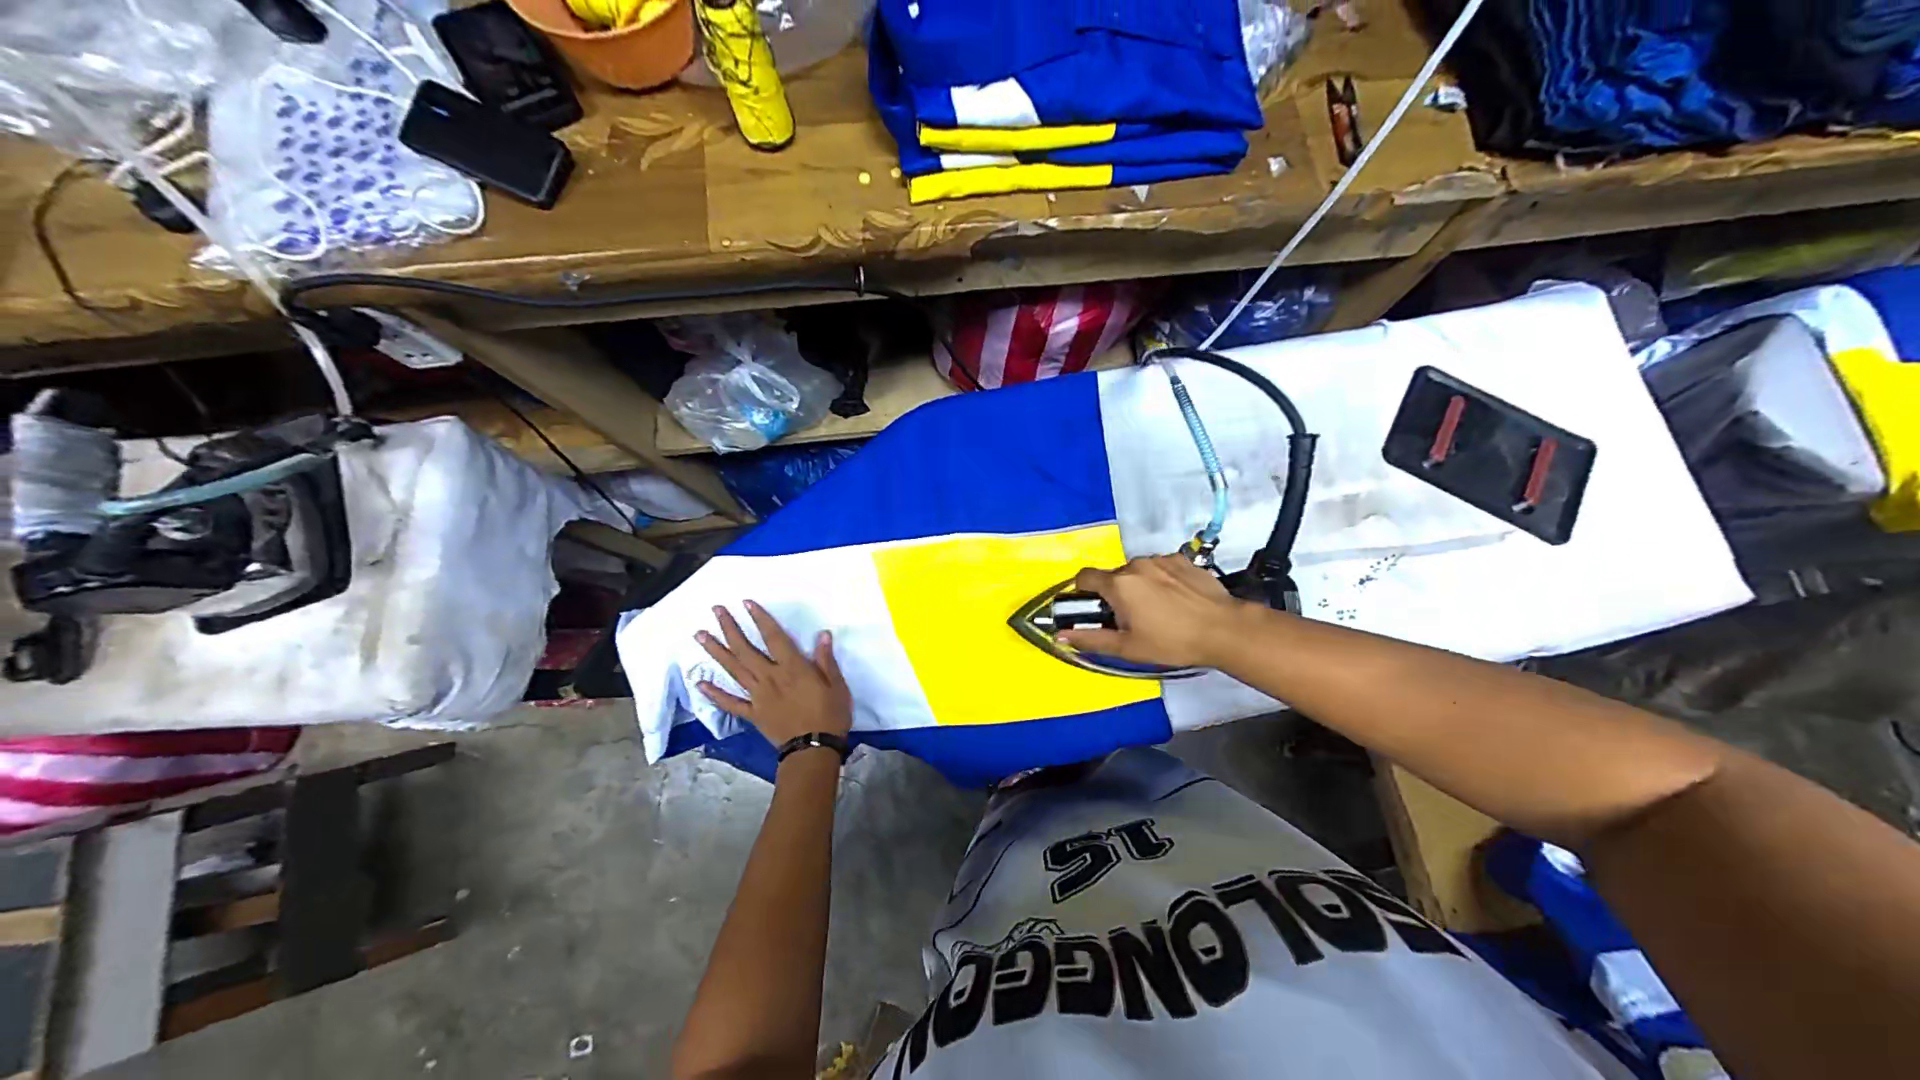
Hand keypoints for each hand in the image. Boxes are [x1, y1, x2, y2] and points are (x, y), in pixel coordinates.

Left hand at [695, 600, 852, 745]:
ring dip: (716, 651)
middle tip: (716, 610)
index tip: (746, 603)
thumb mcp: (836, 685)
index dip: (760, 618)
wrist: (814, 749)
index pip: (773, 637)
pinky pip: (731, 702)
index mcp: (792, 668)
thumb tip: (822, 634)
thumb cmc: (830, 715)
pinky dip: (714, 693)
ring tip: (700, 635)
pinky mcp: (753, 714)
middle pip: (745, 649)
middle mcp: (770, 677)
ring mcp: (758, 696)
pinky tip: (700, 683)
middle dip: (730, 628)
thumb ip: (825, 659)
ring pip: (733, 670)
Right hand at [1054, 555, 1256, 669]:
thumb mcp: (1127, 647)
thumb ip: (1091, 639)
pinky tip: (1175, 600)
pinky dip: (1161, 580)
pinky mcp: (1182, 559)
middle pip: (1113, 576)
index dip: (1082, 592)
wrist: (1223, 630)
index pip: (1084, 577)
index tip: (1093, 609)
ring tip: (1158, 611)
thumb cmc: (1172, 642)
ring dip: (1139, 586)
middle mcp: (1136, 565)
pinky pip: (1161, 567)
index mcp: (1118, 584)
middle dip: (1116, 594)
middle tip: (1132, 619)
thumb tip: (1060, 636)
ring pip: (1138, 571)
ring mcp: (1161, 559)